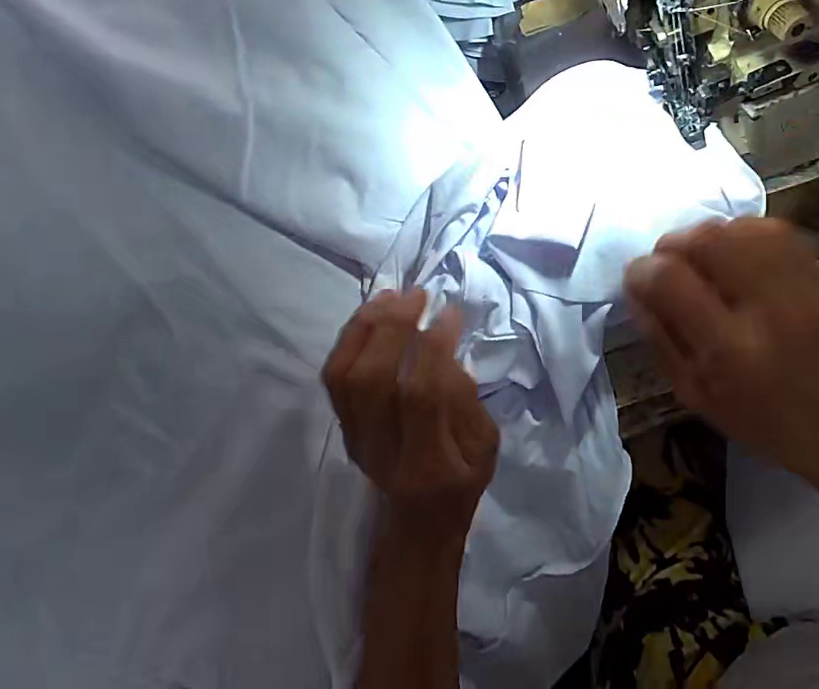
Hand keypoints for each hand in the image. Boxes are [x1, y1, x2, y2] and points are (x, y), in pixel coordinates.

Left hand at [322, 290, 498, 538]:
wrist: (416, 523)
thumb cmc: (461, 482)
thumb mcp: (484, 448)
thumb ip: (466, 400)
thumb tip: (443, 350)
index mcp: (427, 463)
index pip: (420, 396)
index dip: (433, 347)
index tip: (449, 313)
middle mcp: (382, 450)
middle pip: (372, 380)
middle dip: (393, 327)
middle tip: (417, 295)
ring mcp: (354, 437)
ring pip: (344, 375)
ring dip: (366, 326)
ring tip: (392, 296)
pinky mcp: (341, 425)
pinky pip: (334, 374)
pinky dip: (349, 337)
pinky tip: (371, 313)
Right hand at [623, 218, 818, 507]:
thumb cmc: (759, 420)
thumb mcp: (692, 392)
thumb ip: (658, 334)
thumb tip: (635, 285)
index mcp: (731, 350)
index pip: (670, 279)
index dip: (642, 271)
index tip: (636, 279)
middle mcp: (769, 310)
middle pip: (707, 240)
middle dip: (673, 245)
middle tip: (667, 265)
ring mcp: (802, 287)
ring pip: (738, 227)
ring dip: (706, 237)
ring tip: (700, 260)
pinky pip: (772, 229)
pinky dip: (742, 233)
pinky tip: (735, 256)